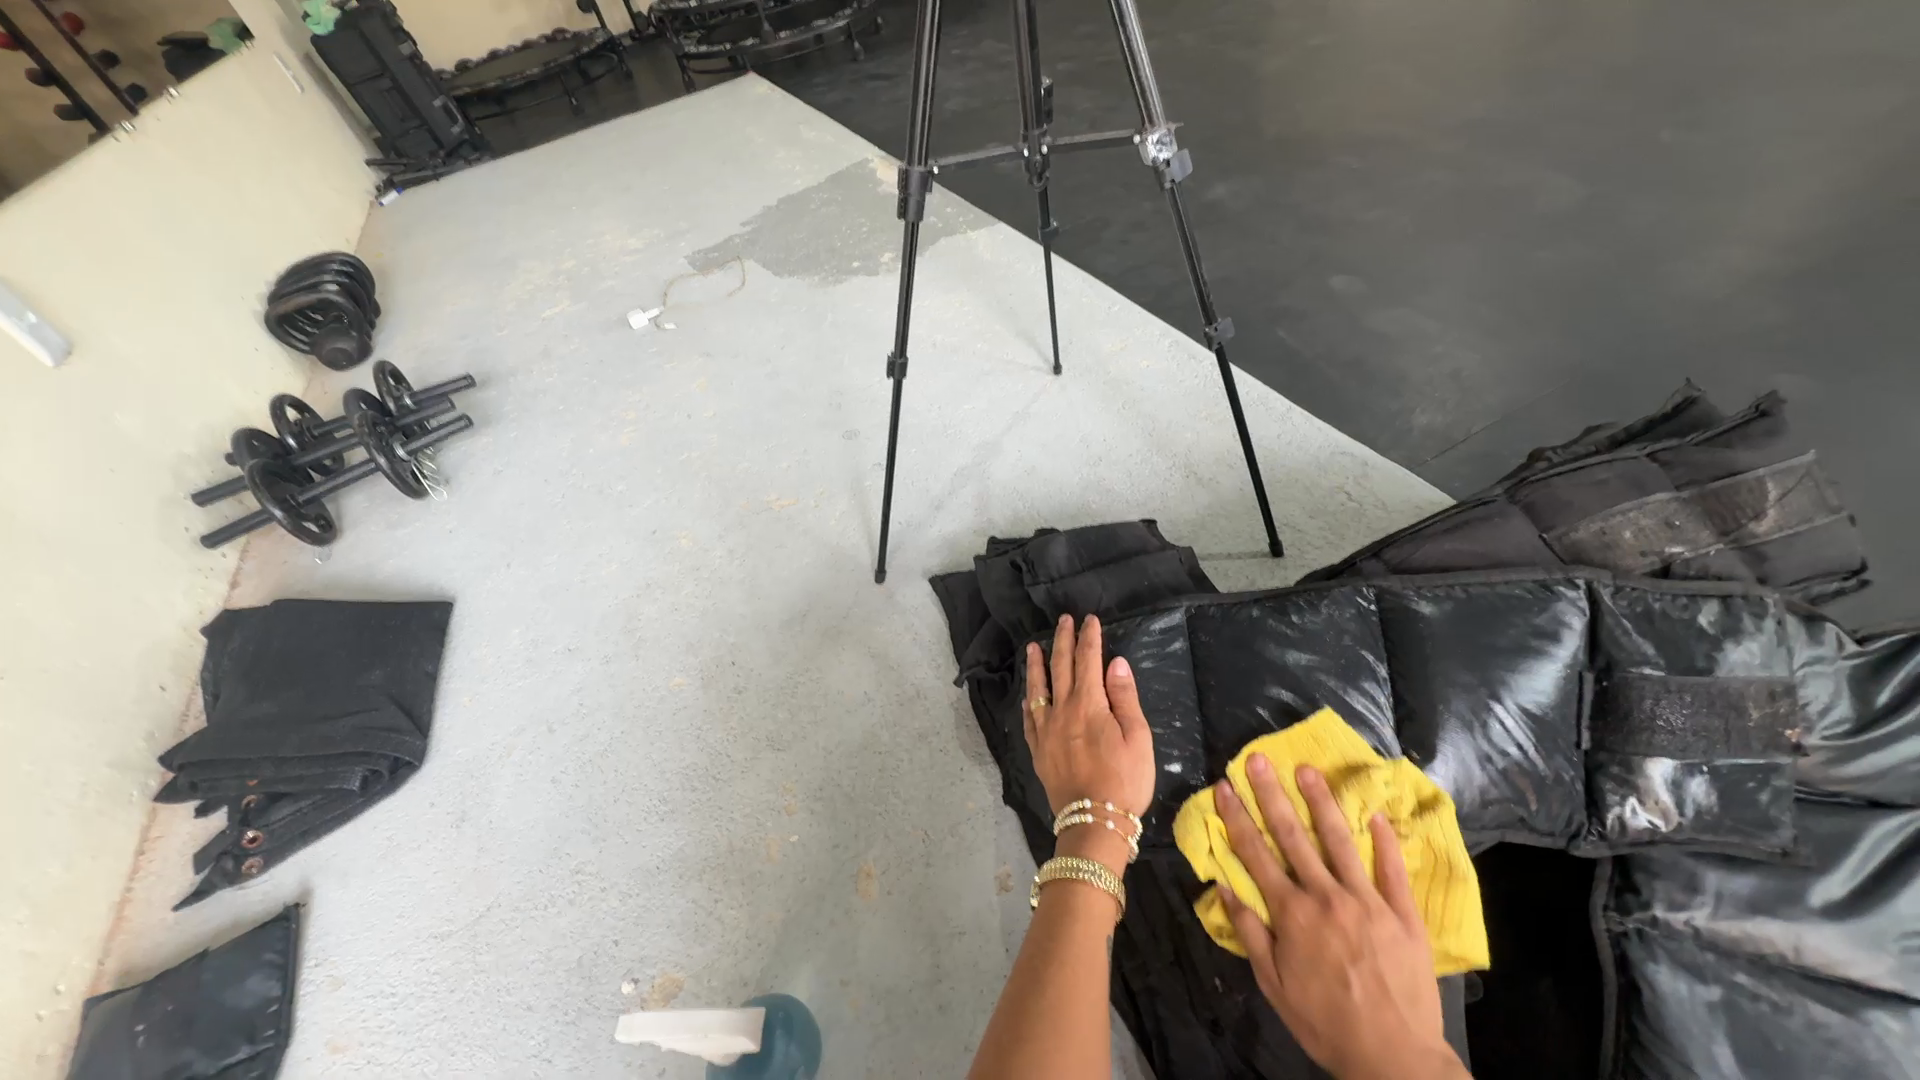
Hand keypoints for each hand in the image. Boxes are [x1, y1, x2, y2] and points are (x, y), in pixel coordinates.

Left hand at [1023, 615, 1156, 823]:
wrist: (1094, 821)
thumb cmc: (1125, 780)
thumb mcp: (1138, 737)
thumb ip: (1125, 698)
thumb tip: (1115, 663)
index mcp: (1089, 704)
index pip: (1088, 660)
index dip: (1089, 638)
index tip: (1089, 620)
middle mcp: (1062, 710)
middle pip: (1060, 667)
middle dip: (1062, 640)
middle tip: (1063, 620)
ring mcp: (1046, 730)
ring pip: (1037, 688)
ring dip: (1036, 664)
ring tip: (1032, 646)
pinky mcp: (1038, 750)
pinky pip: (1029, 718)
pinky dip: (1028, 701)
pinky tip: (1028, 695)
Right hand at [1214, 758, 1464, 1079]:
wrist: (1393, 1058)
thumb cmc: (1324, 1022)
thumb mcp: (1273, 985)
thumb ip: (1249, 932)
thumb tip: (1223, 887)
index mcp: (1291, 913)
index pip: (1256, 853)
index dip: (1237, 817)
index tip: (1224, 785)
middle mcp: (1326, 896)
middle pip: (1293, 835)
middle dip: (1271, 794)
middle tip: (1258, 758)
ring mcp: (1367, 900)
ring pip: (1340, 841)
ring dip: (1321, 802)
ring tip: (1307, 769)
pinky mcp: (1402, 914)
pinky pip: (1393, 870)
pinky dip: (1385, 841)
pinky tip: (1375, 815)